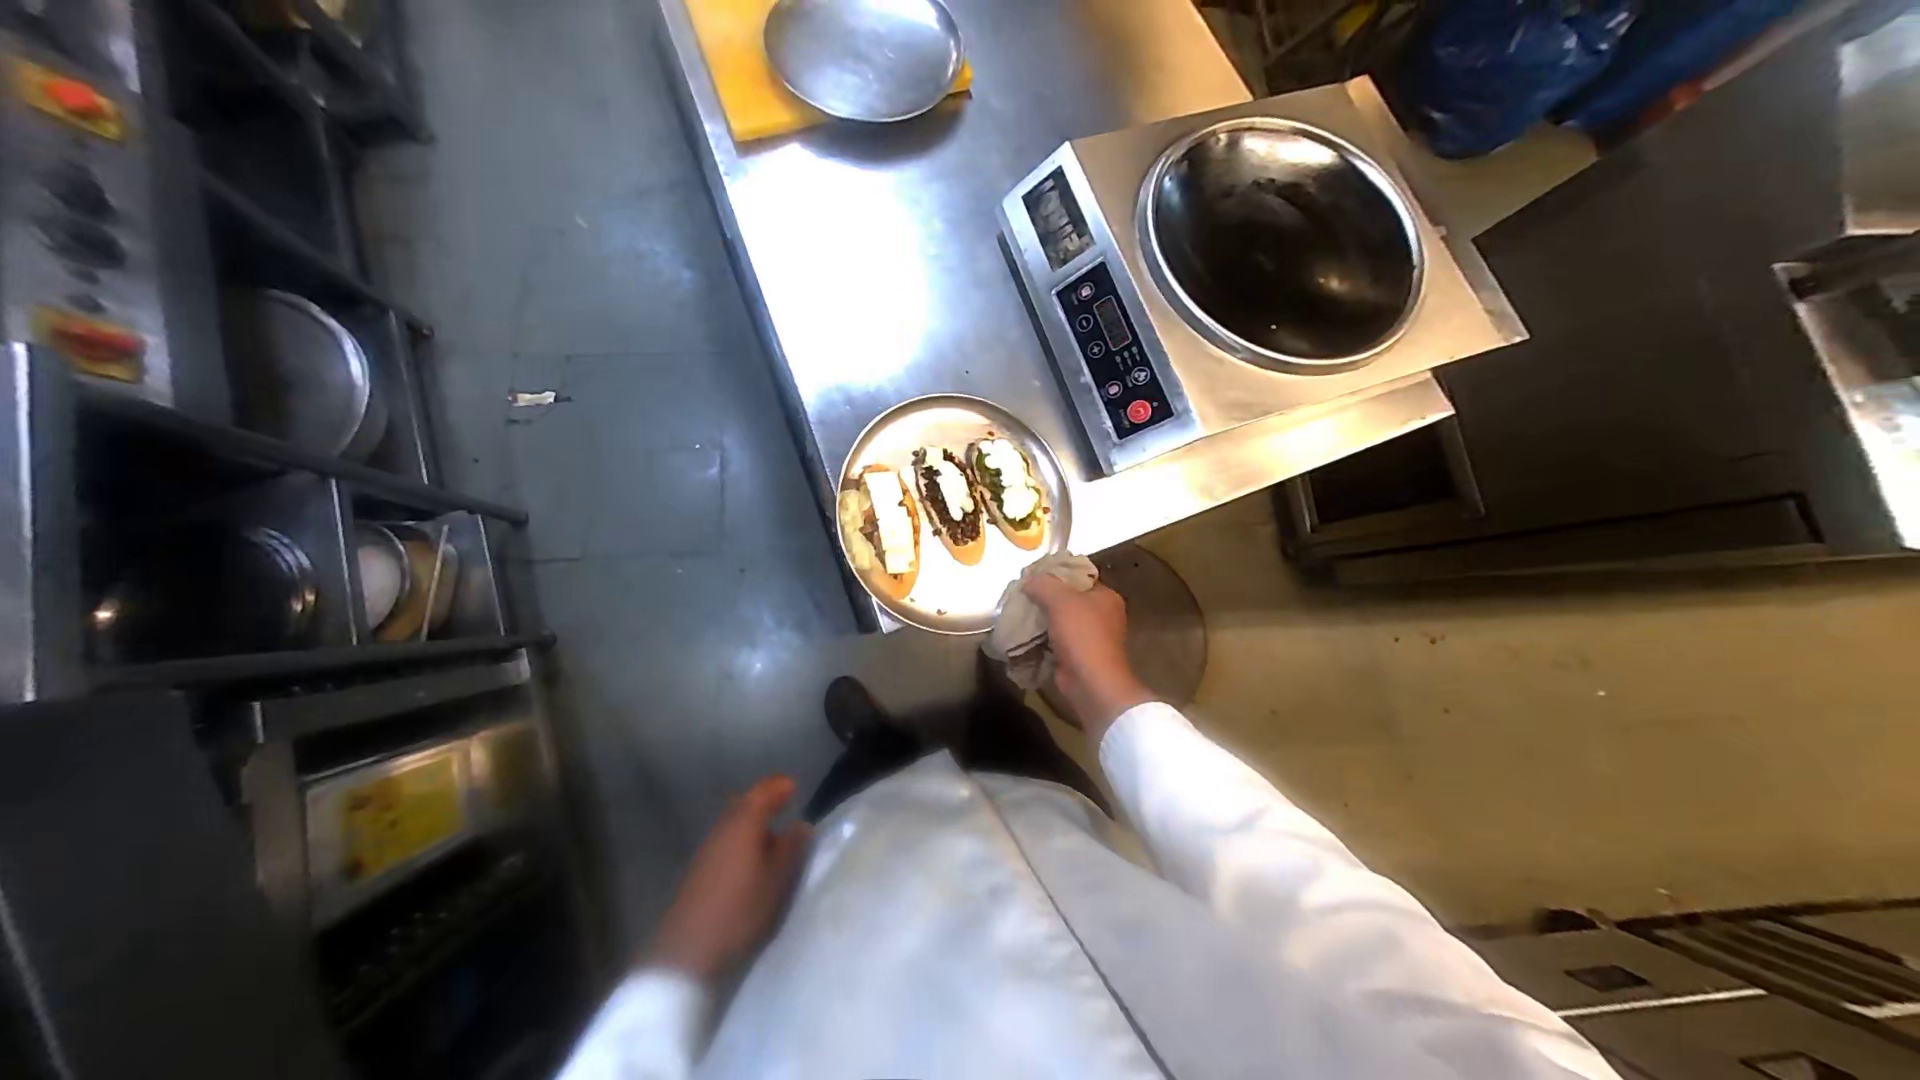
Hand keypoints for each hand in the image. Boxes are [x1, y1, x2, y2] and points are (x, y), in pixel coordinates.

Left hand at [645, 776, 811, 981]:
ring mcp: (708, 848)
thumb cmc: (740, 909)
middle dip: (765, 801)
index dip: (779, 787)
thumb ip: (791, 848)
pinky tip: (752, 859)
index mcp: (744, 822)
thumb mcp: (776, 880)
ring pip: (734, 822)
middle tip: (785, 807)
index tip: (795, 789)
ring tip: (773, 836)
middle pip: (745, 803)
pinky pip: (726, 839)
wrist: (687, 951)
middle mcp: (723, 827)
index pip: (763, 791)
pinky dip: (742, 838)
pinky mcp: (699, 869)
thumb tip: (801, 825)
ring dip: (753, 821)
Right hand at [1023, 576, 1154, 738]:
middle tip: (1022, 595)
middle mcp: (1102, 615)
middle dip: (1044, 598)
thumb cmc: (1082, 635)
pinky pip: (1056, 640)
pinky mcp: (1078, 656)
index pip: (1079, 577)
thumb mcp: (1061, 600)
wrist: (1090, 683)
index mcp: (1105, 597)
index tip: (1032, 576)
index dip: (1055, 574)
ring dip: (1040, 620)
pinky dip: (1041, 639)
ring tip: (1018, 614)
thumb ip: (1043, 584)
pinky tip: (1023, 635)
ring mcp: (1091, 637)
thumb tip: (1029, 579)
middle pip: (1068, 599)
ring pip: (1060, 621)